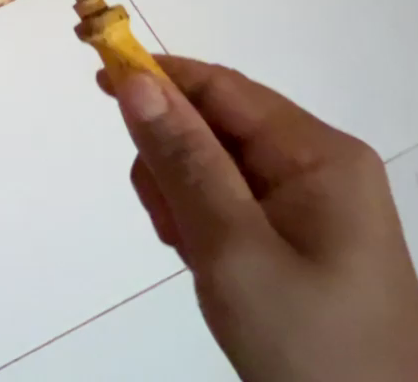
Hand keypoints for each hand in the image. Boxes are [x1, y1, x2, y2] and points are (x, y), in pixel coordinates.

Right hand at [101, 57, 417, 381]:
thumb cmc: (308, 341)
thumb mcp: (231, 247)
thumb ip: (182, 159)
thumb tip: (134, 79)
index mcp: (317, 155)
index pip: (220, 87)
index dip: (157, 76)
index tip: (99, 83)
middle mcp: (318, 163)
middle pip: (212, 121)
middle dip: (171, 157)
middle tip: (165, 217)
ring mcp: (310, 198)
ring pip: (210, 159)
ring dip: (180, 192)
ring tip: (189, 248)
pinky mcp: (297, 229)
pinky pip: (225, 193)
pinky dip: (198, 214)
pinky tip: (203, 256)